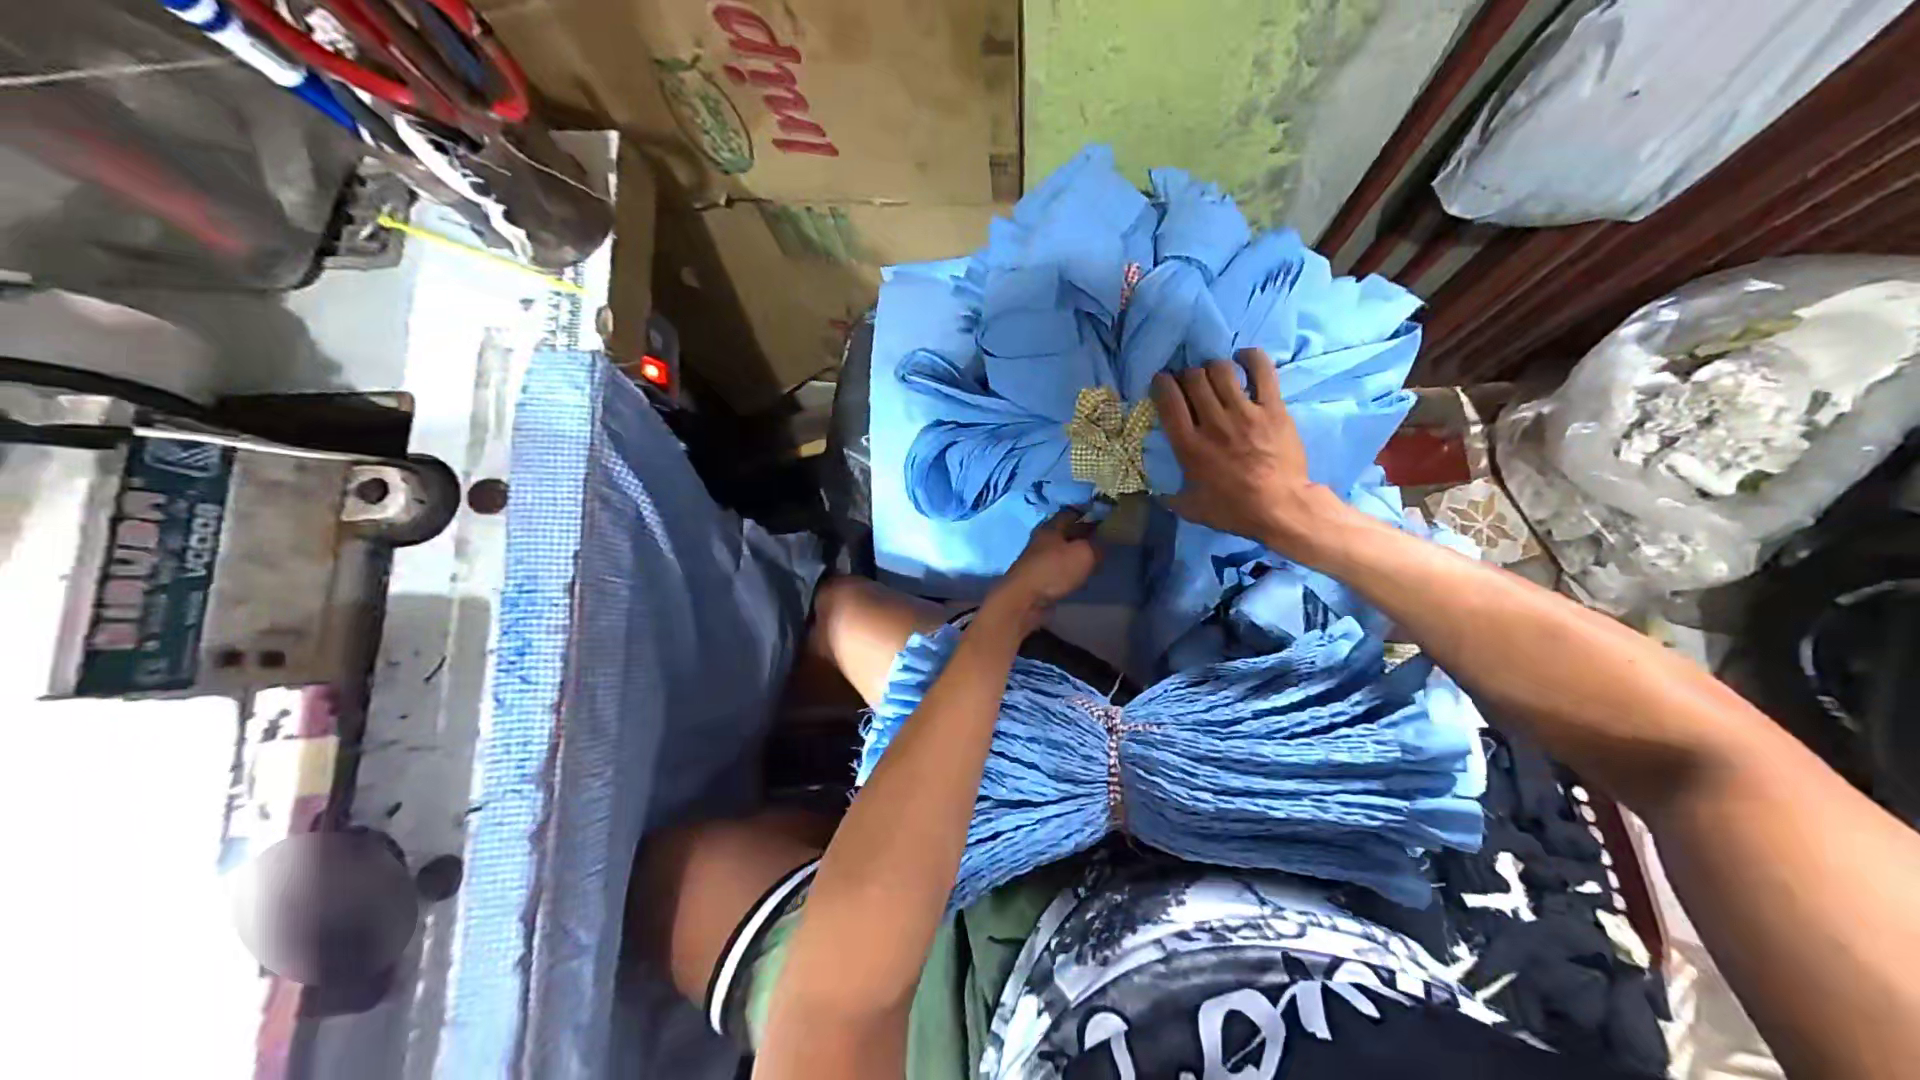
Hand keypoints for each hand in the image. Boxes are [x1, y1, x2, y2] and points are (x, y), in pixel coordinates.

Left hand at [986, 510, 1100, 630]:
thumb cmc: (1054, 570)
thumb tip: (1102, 544)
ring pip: (1063, 552)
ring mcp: (1038, 561)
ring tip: (1097, 558)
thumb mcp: (1084, 553)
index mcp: (1050, 528)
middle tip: (1105, 538)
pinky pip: (1059, 570)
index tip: (1104, 516)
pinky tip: (1082, 576)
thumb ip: (1096, 545)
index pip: (1070, 513)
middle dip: (1084, 534)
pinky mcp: (1039, 580)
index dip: (1087, 513)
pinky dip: (1071, 571)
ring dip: (1078, 554)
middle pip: (1066, 533)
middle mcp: (1042, 541)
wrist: (1025, 600)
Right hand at [1150, 348, 1346, 560]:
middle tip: (1192, 384)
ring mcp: (1244, 412)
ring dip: (1213, 367)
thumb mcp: (1191, 509)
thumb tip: (1156, 494)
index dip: (1161, 384)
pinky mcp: (1272, 408)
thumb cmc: (1234, 511)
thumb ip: (1170, 497)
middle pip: (1193, 378)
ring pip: (1221, 370)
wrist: (1281, 507)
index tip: (1163, 384)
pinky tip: (1243, 358)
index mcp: (1188, 445)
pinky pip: (1261, 370)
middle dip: (1188, 375)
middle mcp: (1213, 422)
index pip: (1168, 399)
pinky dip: (1250, 358)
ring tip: (1215, 375)